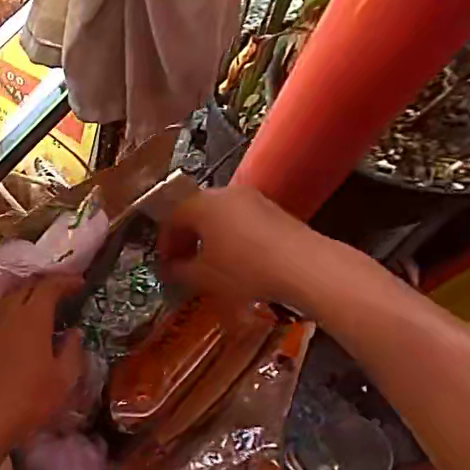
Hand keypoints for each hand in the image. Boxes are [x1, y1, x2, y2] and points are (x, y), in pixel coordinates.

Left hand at [0, 274, 85, 453]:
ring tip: (41, 305)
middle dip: (47, 283)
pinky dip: (12, 309)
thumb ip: (73, 350)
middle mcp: (8, 313)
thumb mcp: (64, 379)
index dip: (66, 281)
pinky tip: (18, 325)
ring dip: (27, 294)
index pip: (50, 286)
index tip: (81, 284)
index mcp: (32, 317)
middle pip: (27, 285)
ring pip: (9, 297)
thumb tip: (75, 332)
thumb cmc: (28, 400)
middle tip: (63, 292)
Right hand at [158, 185, 336, 308]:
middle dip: (187, 239)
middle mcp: (225, 193)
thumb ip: (179, 271)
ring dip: (210, 237)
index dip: (165, 243)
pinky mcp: (273, 209)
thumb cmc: (246, 269)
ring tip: (212, 264)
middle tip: (184, 264)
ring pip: (220, 215)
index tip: (165, 265)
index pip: (172, 218)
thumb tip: (170, 269)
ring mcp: (252, 198)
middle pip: (196, 212)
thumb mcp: (204, 277)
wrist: (304, 266)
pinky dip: (232, 236)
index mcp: (202, 204)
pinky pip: (242, 220)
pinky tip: (239, 260)